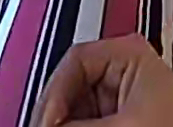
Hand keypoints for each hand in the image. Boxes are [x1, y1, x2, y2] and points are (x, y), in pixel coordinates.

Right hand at [36, 36, 172, 126]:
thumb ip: (80, 126)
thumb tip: (45, 125)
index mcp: (127, 52)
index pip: (76, 59)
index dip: (55, 92)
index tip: (45, 124)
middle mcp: (123, 67)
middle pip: (75, 85)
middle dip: (58, 113)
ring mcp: (125, 96)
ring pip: (81, 106)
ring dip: (66, 122)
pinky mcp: (127, 119)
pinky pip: (93, 120)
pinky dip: (80, 126)